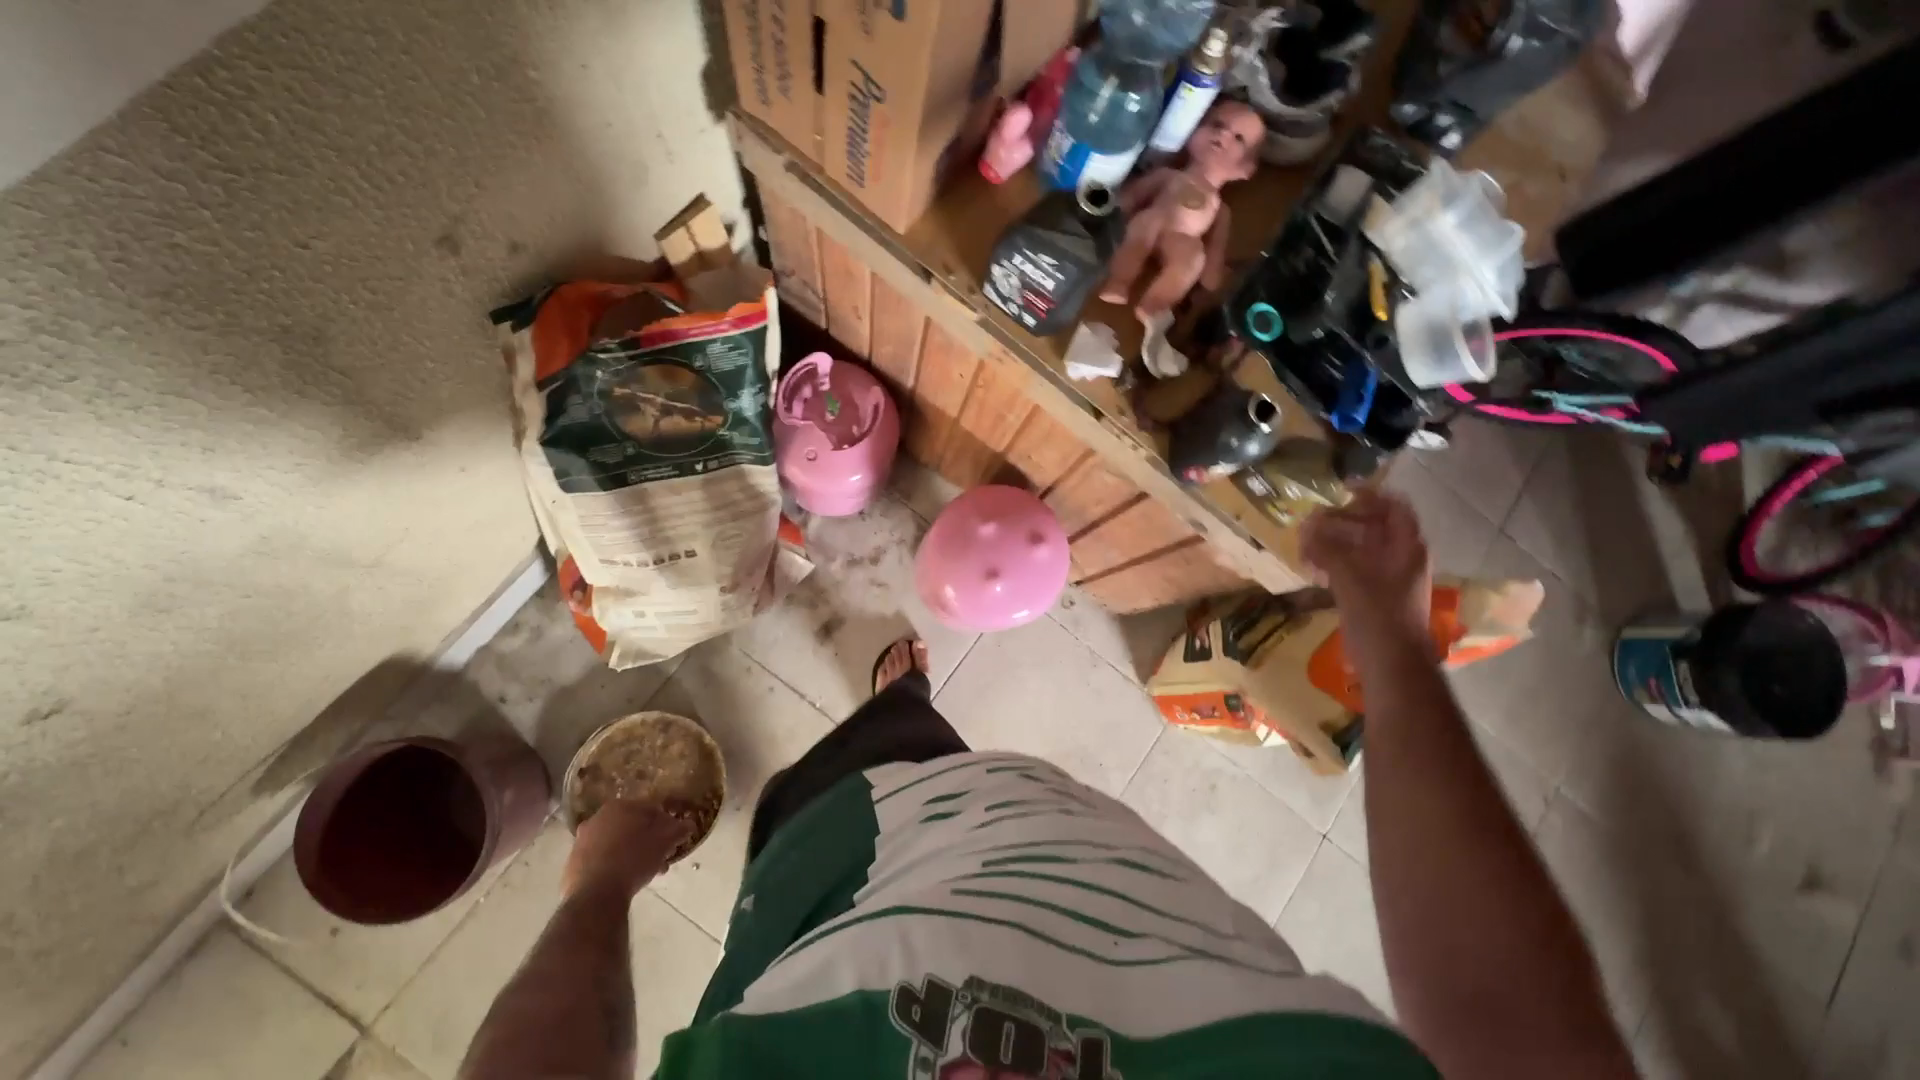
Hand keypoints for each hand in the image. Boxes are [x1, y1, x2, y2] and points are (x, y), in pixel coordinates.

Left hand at [563, 800, 692, 900]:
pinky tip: (623, 881)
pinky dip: (613, 866)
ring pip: (615, 843)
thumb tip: (688, 824)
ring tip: (645, 874)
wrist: (595, 894)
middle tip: (661, 859)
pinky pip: (600, 860)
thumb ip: (678, 829)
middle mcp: (597, 818)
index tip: (673, 841)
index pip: (650, 809)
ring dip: (632, 854)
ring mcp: (581, 841)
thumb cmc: (633, 860)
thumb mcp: (664, 842)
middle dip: (648, 841)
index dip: (666, 825)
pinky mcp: (573, 863)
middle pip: (631, 827)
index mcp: (619, 806)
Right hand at [1301, 490, 1432, 640]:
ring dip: (1334, 542)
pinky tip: (1312, 568)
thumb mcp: (1349, 575)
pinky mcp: (1374, 598)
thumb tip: (1307, 525)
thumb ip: (1327, 547)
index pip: (1393, 507)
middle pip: (1374, 527)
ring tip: (1306, 543)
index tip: (1341, 488)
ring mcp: (1388, 579)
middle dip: (1343, 520)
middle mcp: (1402, 558)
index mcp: (1407, 547)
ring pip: (1361, 550)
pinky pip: (1354, 570)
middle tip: (1312, 519)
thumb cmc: (1377, 614)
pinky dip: (1335, 563)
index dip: (1370, 494)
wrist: (1392, 663)